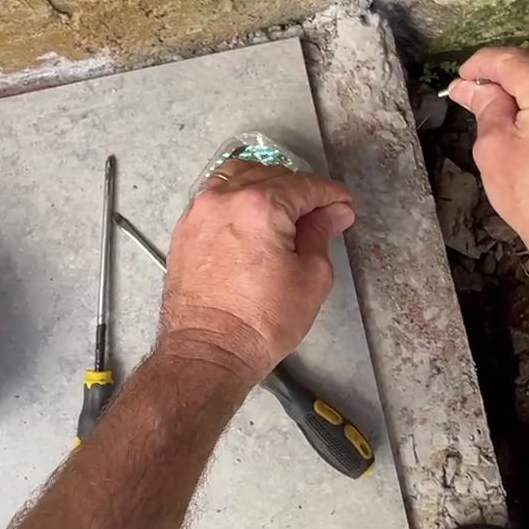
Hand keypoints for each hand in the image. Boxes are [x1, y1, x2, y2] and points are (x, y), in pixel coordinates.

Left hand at [156, 160, 356, 382]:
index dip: (331, 195)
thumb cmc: (259, 323)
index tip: (342, 205)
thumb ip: (322, 235)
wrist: (207, 352)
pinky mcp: (186, 228)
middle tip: (321, 216)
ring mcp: (200, 211)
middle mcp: (226, 199)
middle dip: (301, 192)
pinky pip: (216, 195)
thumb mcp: (311, 278)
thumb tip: (334, 214)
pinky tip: (252, 217)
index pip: (306, 186)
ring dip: (267, 185)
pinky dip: (238, 196)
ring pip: (240, 177)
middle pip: (273, 176)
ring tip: (285, 212)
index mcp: (261, 206)